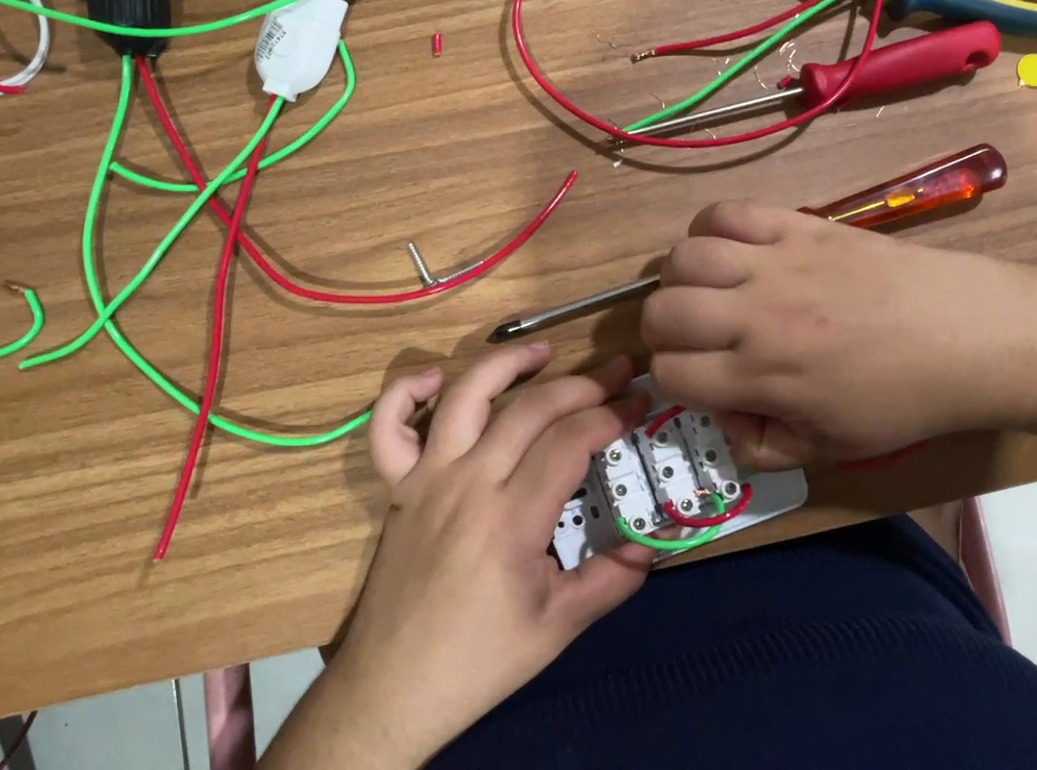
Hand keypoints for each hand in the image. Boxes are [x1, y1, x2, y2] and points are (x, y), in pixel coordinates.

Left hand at [266, 345, 651, 768]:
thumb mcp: (558, 629)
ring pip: (464, 397)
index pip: (570, 442)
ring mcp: (426, 479)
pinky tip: (438, 379)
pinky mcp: (397, 488)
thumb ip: (609, 582)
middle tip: (617, 371)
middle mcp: (468, 483)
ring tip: (543, 350)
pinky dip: (406, 393)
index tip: (639, 404)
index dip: (611, 415)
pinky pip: (387, 428)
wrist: (394, 686)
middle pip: (530, 409)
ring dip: (506, 364)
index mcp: (512, 519)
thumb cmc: (480, 660)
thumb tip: (649, 547)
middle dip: (581, 383)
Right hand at [641, 201, 1036, 469]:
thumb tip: (724, 418)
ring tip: (708, 290)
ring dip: (680, 278)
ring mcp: (775, 264)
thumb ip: (762, 447)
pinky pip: (727, 212)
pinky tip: (728, 250)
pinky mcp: (798, 226)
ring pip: (682, 256)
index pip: (668, 373)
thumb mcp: (832, 448)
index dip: (671, 381)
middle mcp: (755, 317)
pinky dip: (709, 228)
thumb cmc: (904, 400)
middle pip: (660, 310)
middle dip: (662, 330)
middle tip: (694, 337)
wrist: (972, 335)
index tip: (698, 381)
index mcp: (762, 377)